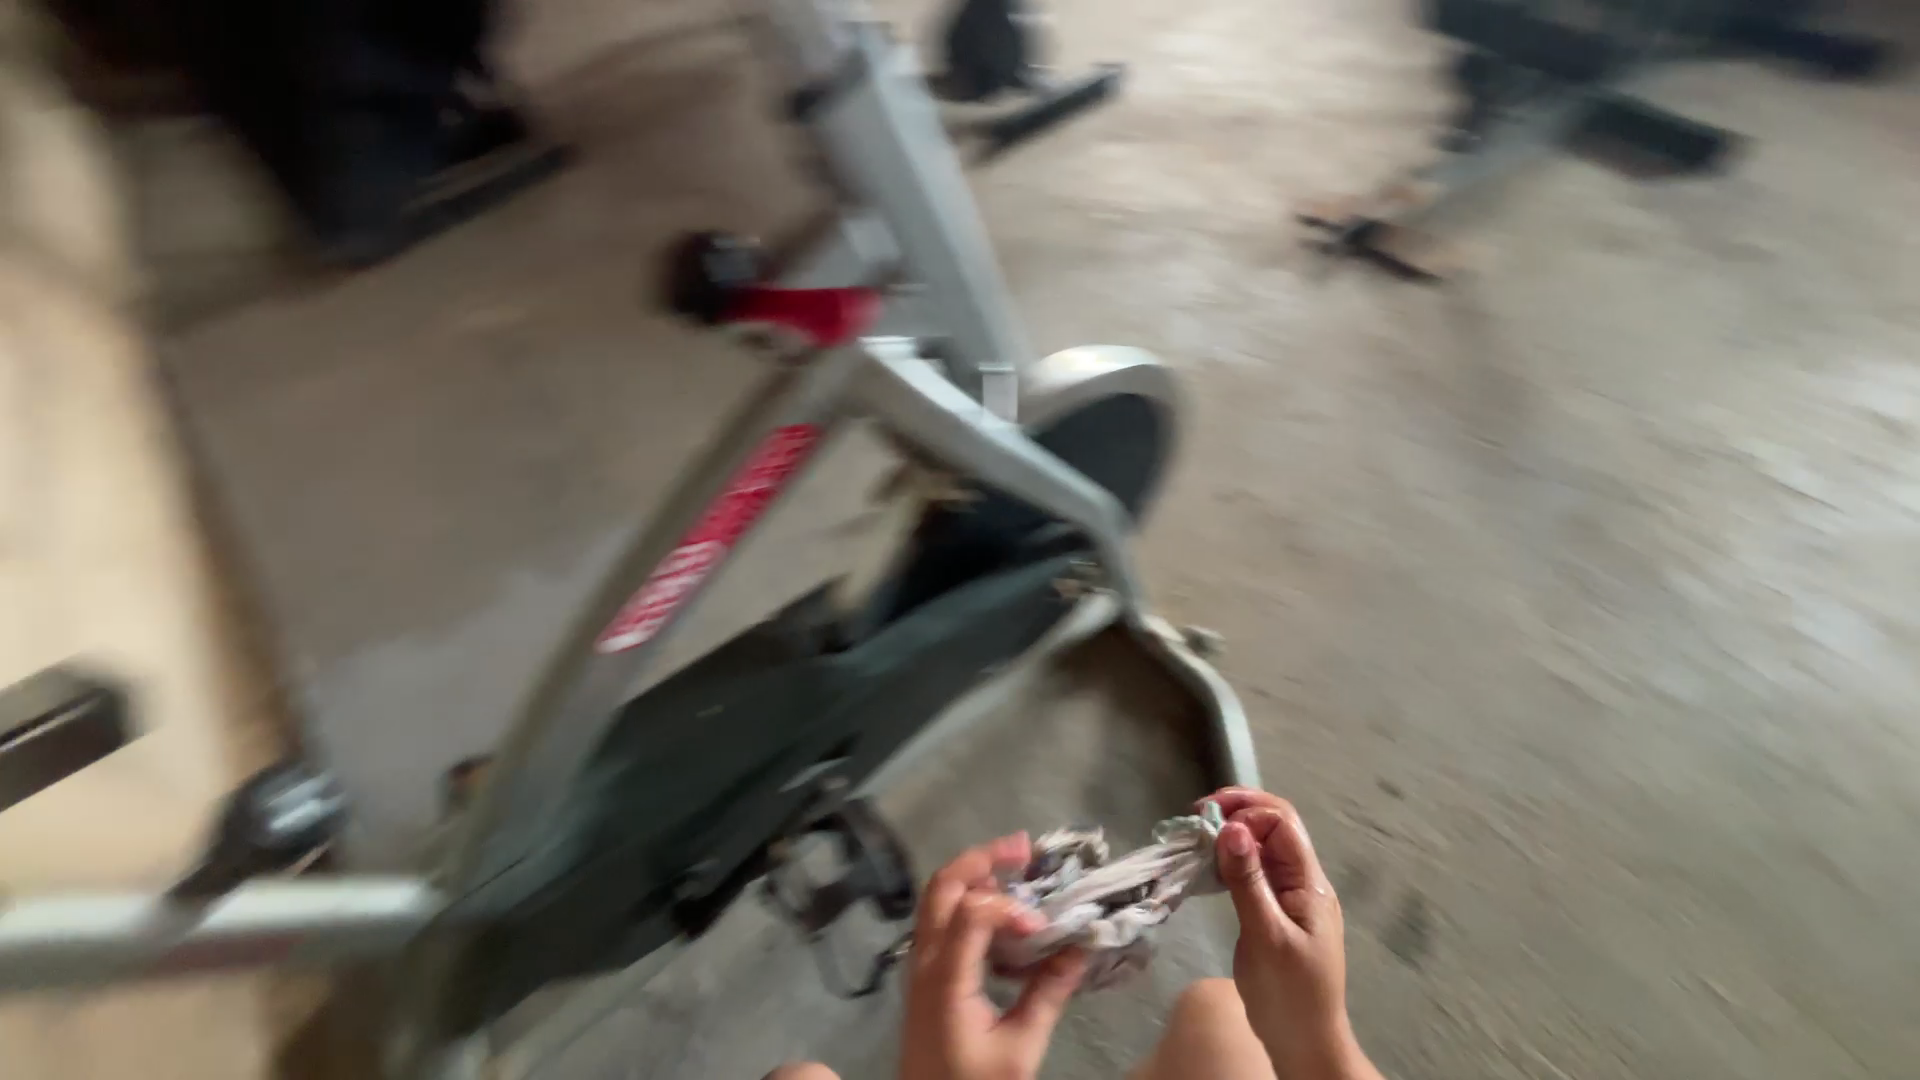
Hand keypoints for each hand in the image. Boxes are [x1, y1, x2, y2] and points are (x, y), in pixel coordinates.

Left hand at [898, 834, 1087, 1079]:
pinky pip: (938, 918)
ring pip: (936, 897)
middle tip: (1023, 848)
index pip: (971, 912)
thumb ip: (1047, 995)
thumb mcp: (1019, 1051)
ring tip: (1013, 870)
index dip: (1009, 909)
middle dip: (983, 858)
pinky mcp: (923, 974)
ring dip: (973, 875)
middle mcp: (923, 960)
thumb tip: (1080, 949)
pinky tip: (997, 910)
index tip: (1042, 929)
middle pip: (942, 885)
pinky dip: (966, 899)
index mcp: (944, 978)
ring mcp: (918, 965)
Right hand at [1202, 788, 1378, 1079]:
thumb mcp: (1267, 935)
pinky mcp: (1271, 908)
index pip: (1282, 822)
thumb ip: (1248, 880)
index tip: (1208, 820)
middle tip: (1196, 817)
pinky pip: (1251, 868)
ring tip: (1196, 837)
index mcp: (1309, 883)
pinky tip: (1207, 865)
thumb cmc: (1290, 993)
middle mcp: (1301, 880)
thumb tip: (1231, 827)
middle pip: (1273, 825)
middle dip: (1236, 811)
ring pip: (1260, 844)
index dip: (1246, 811)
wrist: (1304, 1045)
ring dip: (1229, 833)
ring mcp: (1287, 894)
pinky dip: (1228, 858)